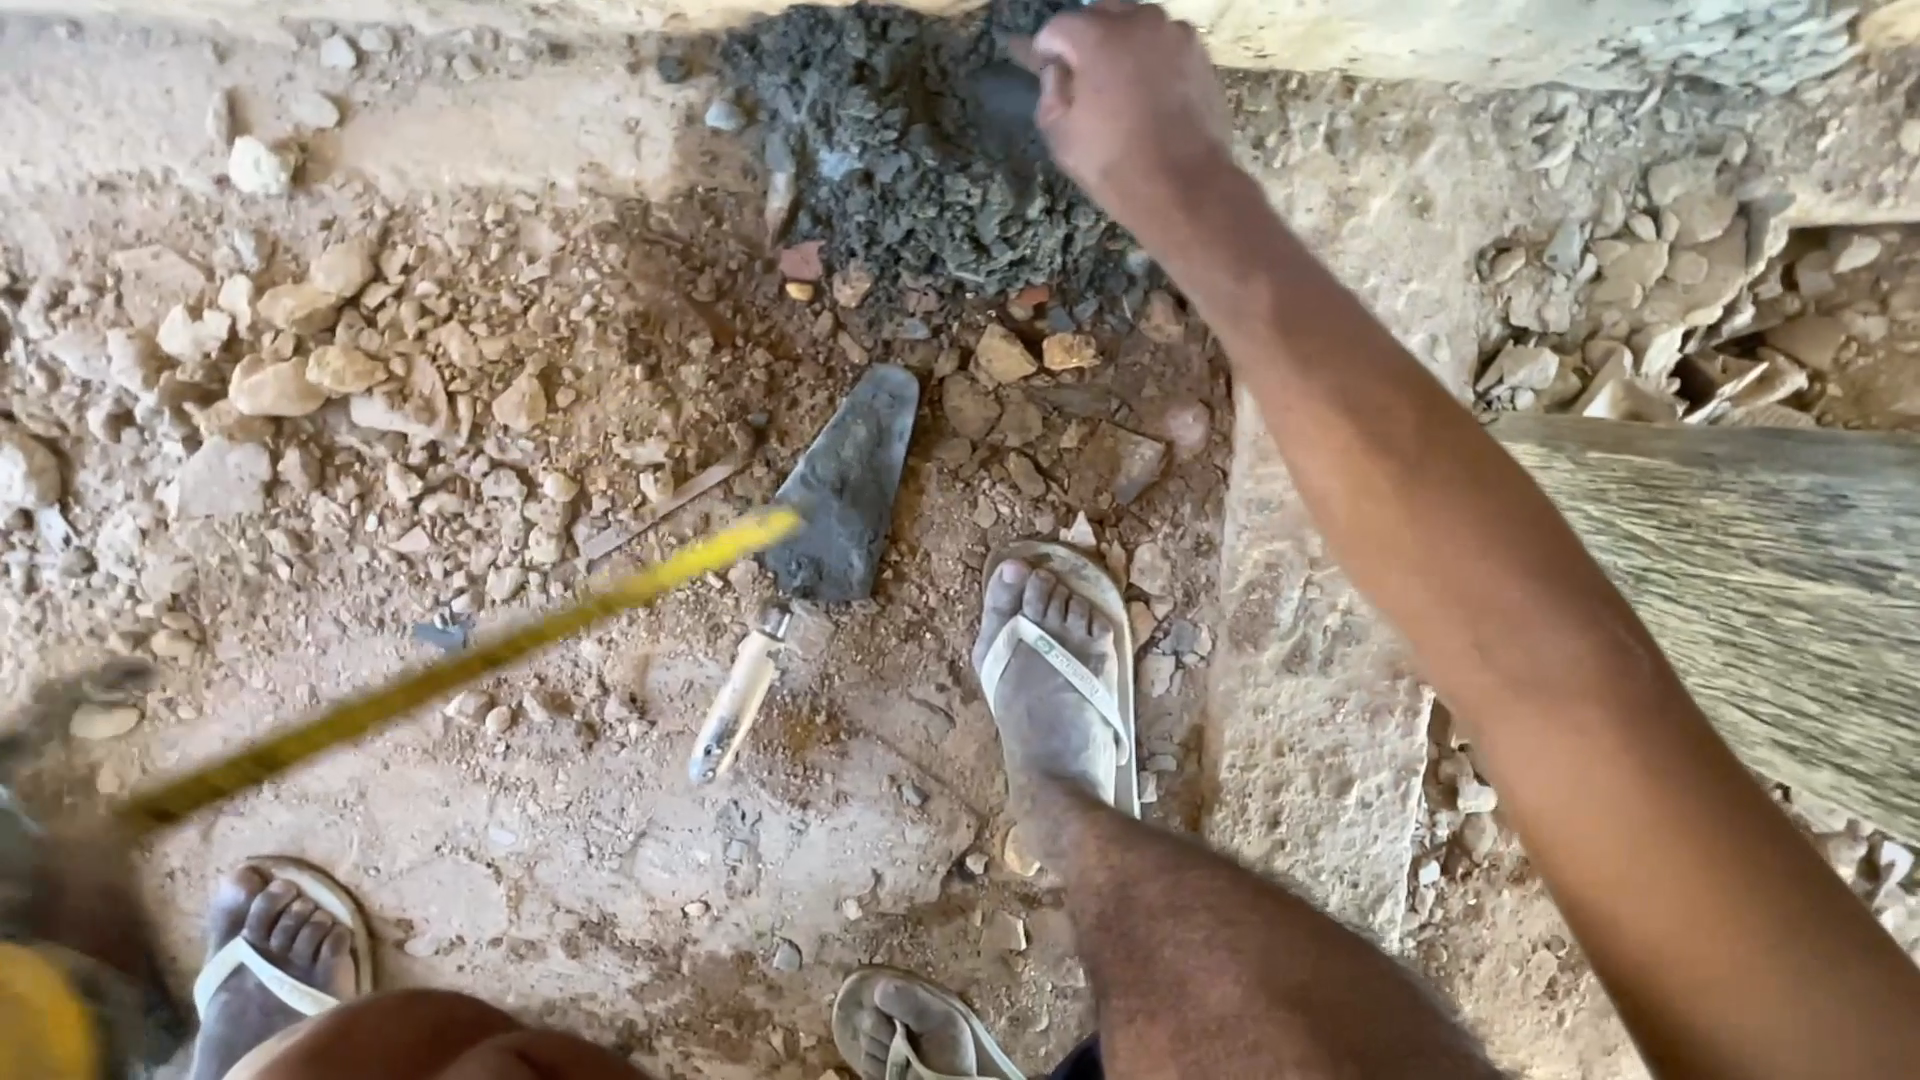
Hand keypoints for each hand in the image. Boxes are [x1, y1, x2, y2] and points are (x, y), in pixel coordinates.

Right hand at [1015, 2, 1234, 232]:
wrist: (1182, 185)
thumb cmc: (1114, 164)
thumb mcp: (1060, 136)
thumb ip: (1050, 92)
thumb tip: (1058, 71)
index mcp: (1097, 36)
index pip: (1059, 25)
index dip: (1046, 48)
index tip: (1045, 69)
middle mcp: (1139, 20)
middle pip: (1102, 14)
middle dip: (1086, 39)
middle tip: (1082, 77)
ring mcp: (1175, 33)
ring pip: (1138, 26)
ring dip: (1122, 46)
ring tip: (1119, 85)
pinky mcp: (1201, 54)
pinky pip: (1166, 45)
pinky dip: (1152, 60)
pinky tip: (1150, 94)